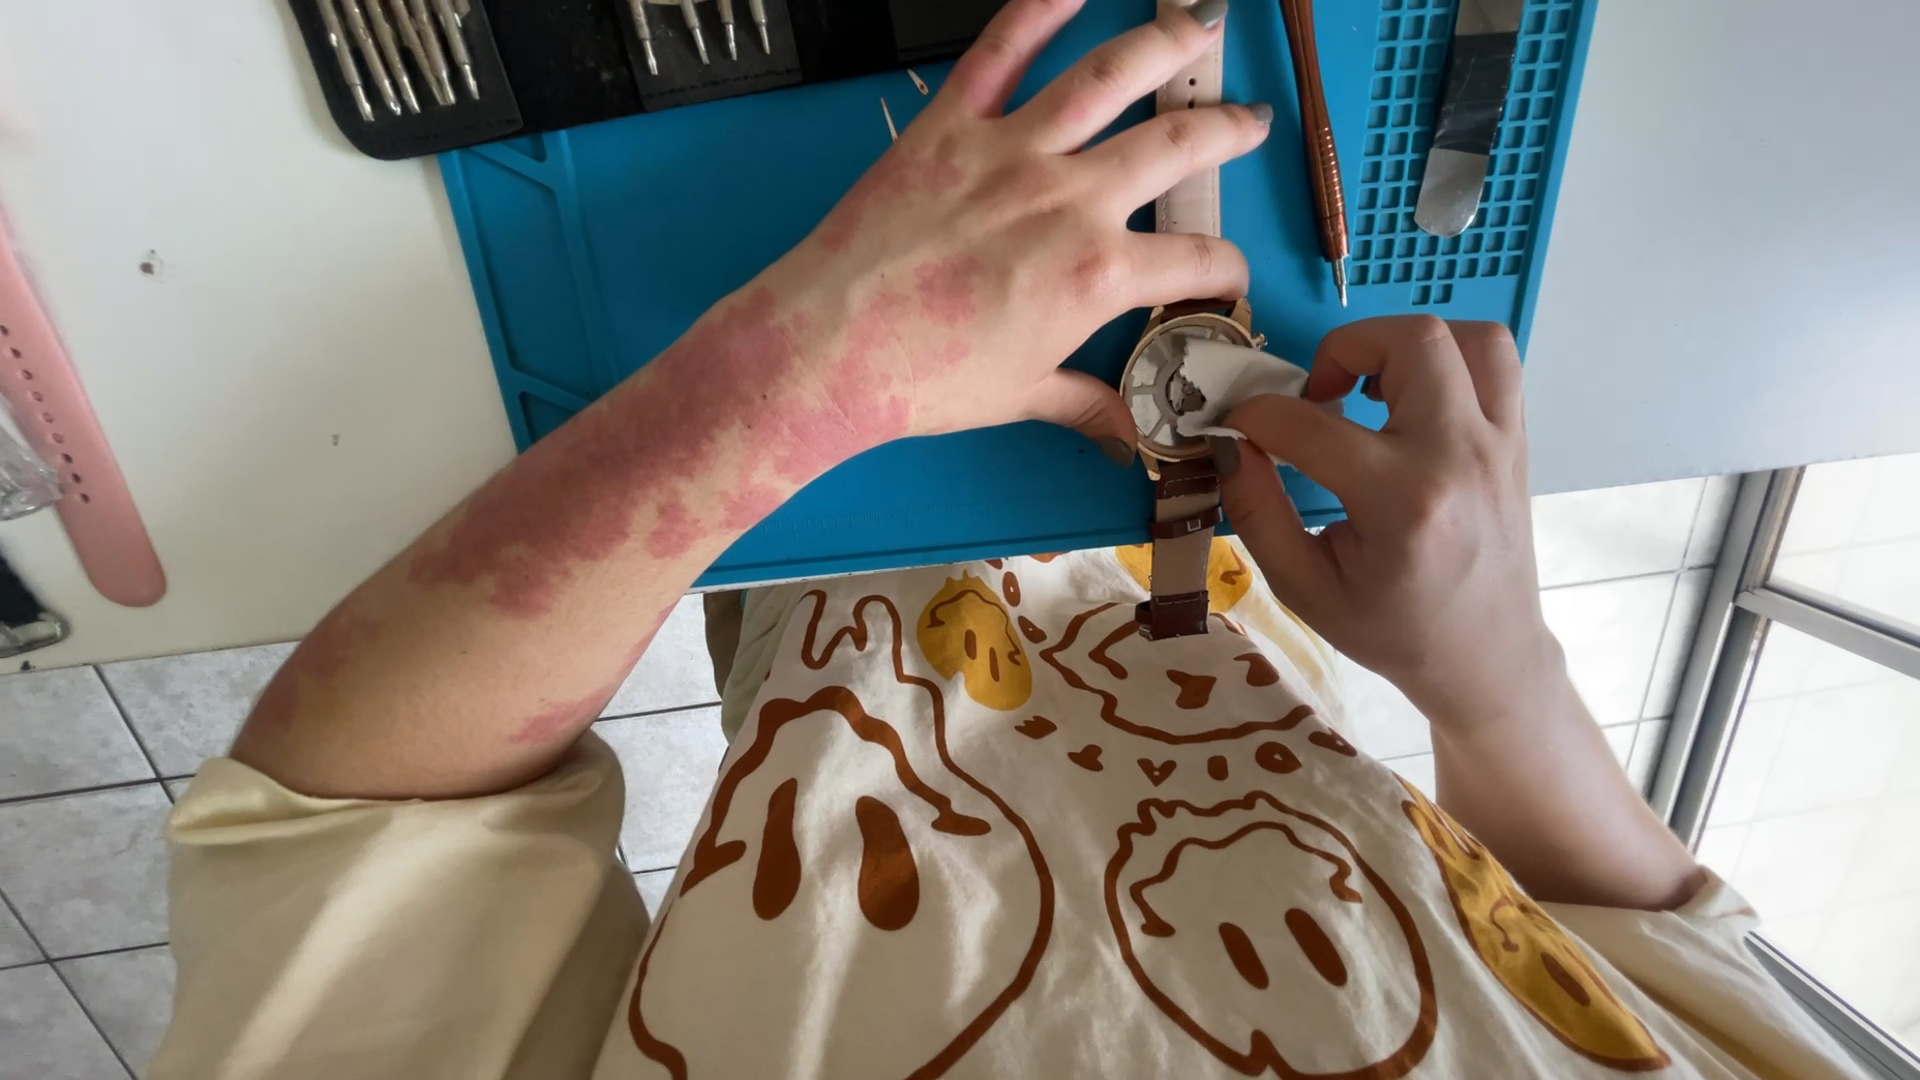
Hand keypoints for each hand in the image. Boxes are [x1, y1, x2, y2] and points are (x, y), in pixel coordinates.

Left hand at [757, 0, 1269, 454]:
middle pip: (1174, 148)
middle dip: (1226, 133)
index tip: (1229, 277)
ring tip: (1202, 28)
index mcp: (1094, 277)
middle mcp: (1069, 200)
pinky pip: (1003, 47)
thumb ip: (1087, 404)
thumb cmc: (926, 380)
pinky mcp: (950, 126)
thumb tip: (1128, 431)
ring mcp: (1010, 152)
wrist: (832, 349)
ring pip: (1111, 75)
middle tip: (1251, 123)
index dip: (1226, 271)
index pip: (1192, 262)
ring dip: (1168, 44)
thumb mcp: (1021, 396)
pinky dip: (1041, 6)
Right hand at [1220, 316, 1562, 730]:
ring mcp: (1501, 442)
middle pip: (1411, 342)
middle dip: (1342, 349)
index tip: (1236, 427)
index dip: (1256, 416)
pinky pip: (1494, 360)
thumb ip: (1258, 512)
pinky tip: (1406, 401)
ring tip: (1366, 388)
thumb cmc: (1389, 630)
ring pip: (1467, 335)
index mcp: (1402, 501)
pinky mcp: (1517, 440)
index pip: (1311, 425)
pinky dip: (1443, 360)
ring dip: (1401, 344)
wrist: (1485, 656)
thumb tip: (1231, 447)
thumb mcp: (1302, 586)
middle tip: (1314, 396)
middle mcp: (1460, 455)